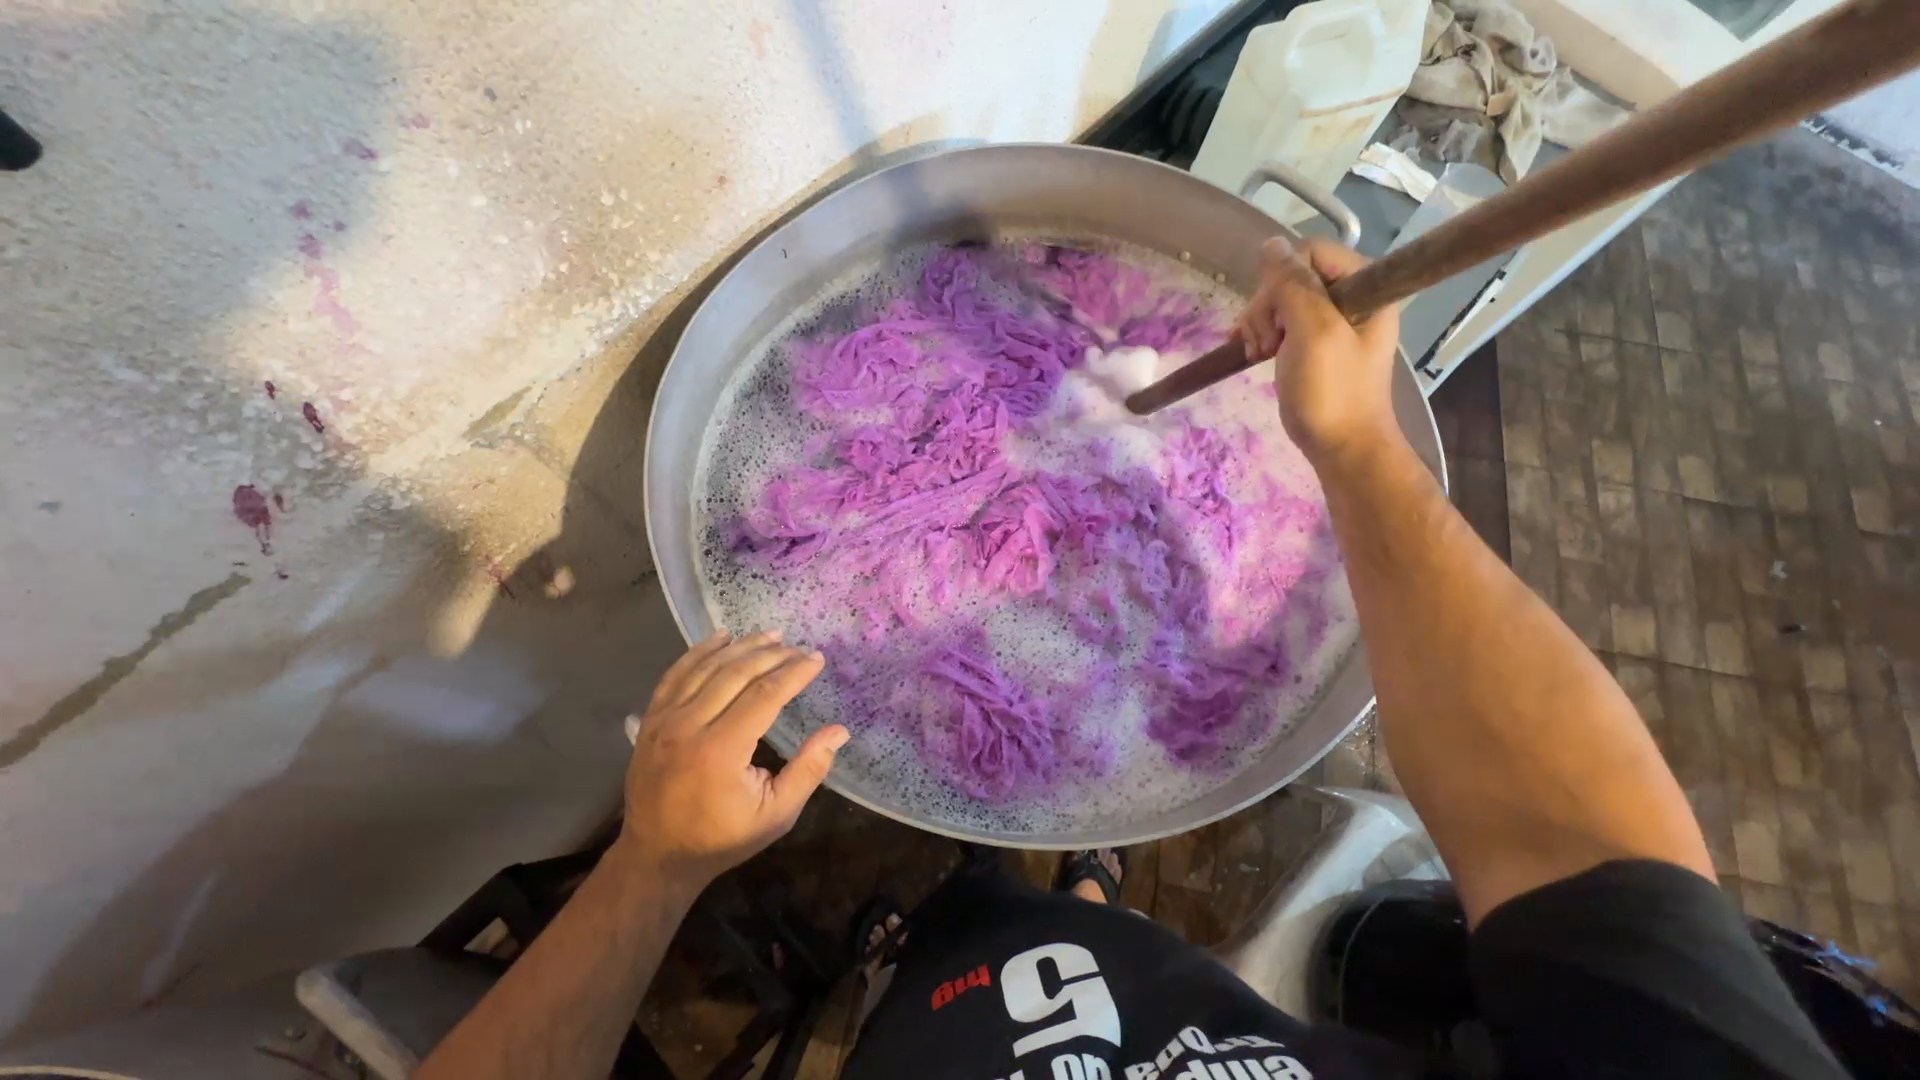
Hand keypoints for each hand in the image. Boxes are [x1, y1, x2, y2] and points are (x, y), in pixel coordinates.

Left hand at [618, 630, 847, 889]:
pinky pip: (676, 674)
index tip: (816, 659)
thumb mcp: (776, 814)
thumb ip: (809, 770)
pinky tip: (722, 638)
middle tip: (798, 648)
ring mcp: (664, 721)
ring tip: (770, 636)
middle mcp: (689, 727)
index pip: (764, 696)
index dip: (793, 673)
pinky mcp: (651, 720)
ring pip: (705, 668)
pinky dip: (700, 651)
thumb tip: (839, 731)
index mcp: (721, 751)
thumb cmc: (722, 838)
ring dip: (741, 646)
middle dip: (772, 655)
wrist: (657, 855)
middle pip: (735, 674)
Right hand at [1237, 235, 1401, 466]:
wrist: (1341, 447)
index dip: (1284, 280)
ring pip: (1282, 301)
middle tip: (1264, 342)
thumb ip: (1293, 284)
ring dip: (1260, 323)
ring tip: (1257, 353)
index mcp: (1367, 288)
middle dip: (1268, 306)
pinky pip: (1280, 324)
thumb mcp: (1312, 332)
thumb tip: (1270, 244)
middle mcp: (1352, 299)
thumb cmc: (1332, 391)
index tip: (1276, 317)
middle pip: (1294, 277)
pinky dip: (1260, 334)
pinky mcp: (1312, 346)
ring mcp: (1332, 324)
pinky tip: (1248, 350)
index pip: (1313, 254)